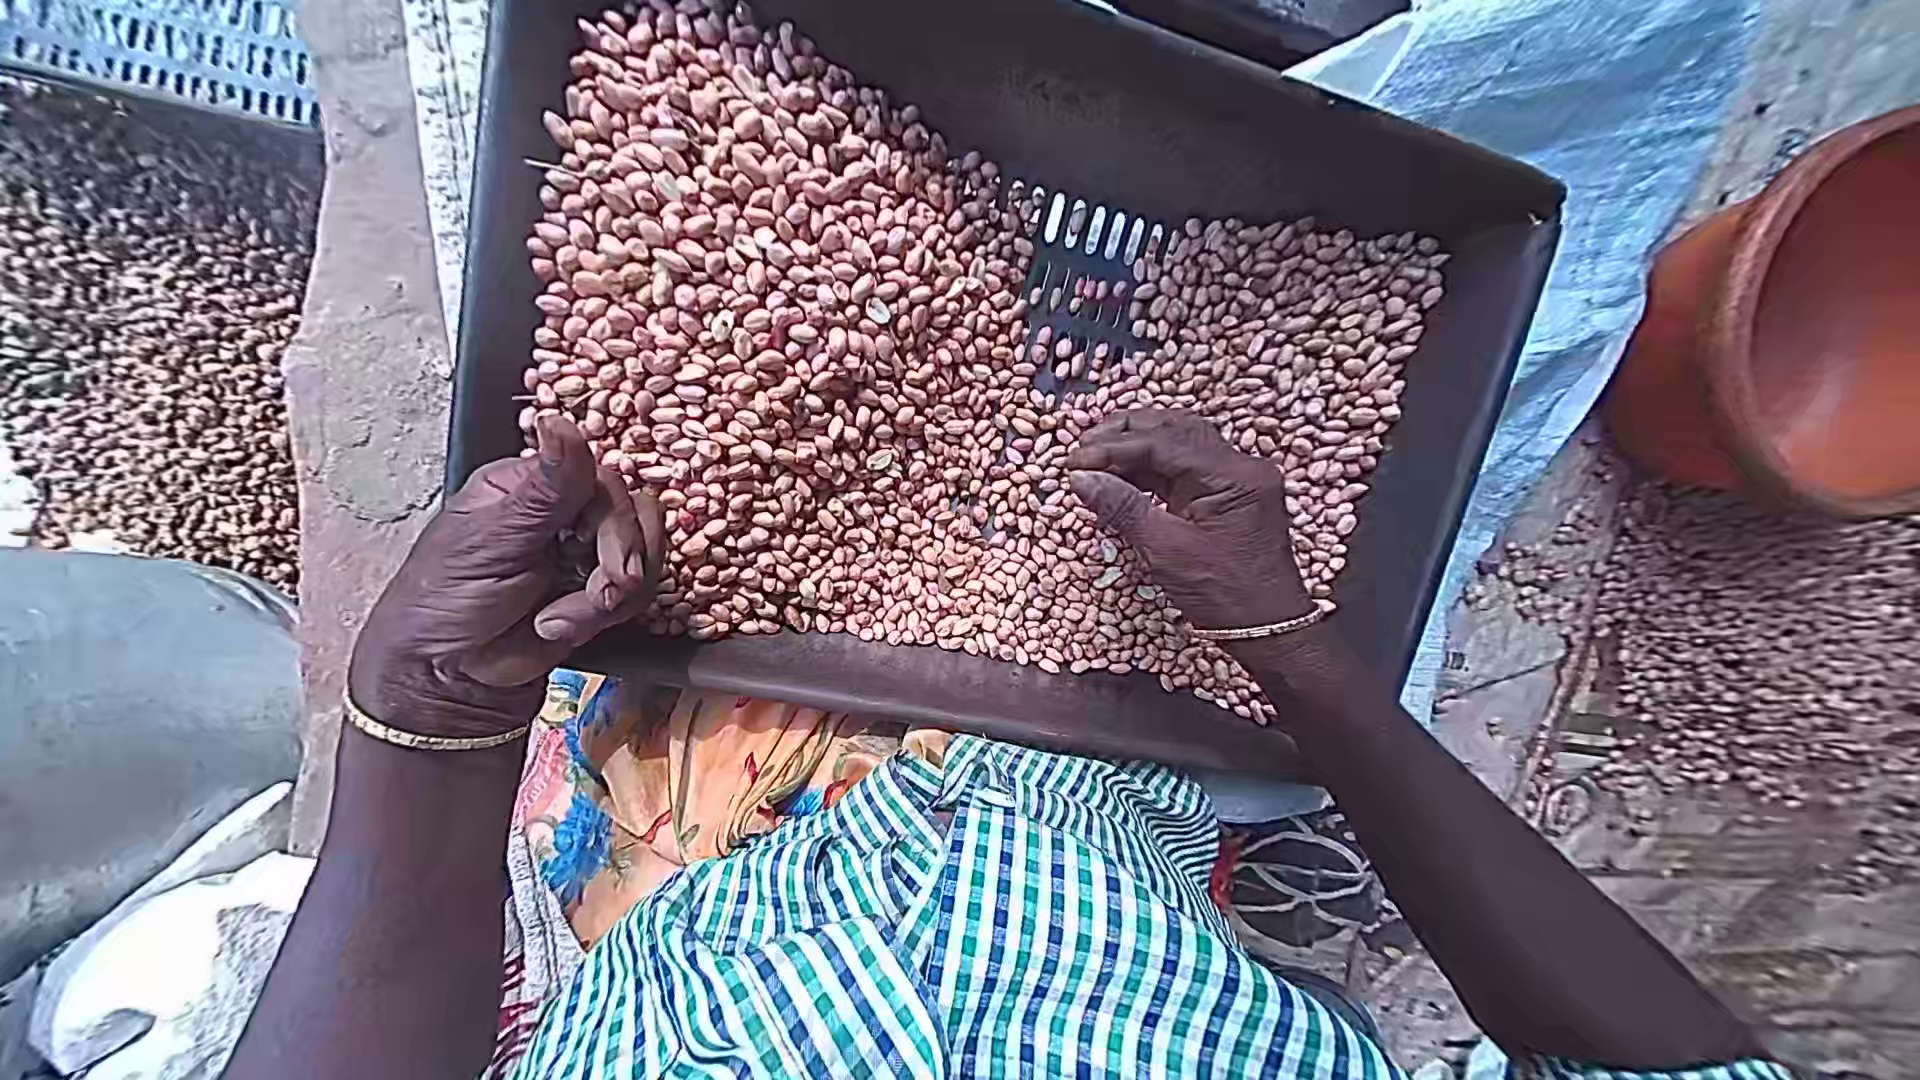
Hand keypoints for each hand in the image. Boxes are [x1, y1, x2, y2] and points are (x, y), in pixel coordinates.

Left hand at [347, 416, 663, 738]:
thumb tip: (562, 422)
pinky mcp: (605, 585)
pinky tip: (566, 624)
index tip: (602, 556)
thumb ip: (543, 488)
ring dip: (615, 591)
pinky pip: (645, 586)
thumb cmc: (446, 604)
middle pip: (636, 513)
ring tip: (565, 615)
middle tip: (599, 593)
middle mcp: (568, 511)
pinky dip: (611, 613)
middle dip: (620, 559)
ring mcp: (590, 549)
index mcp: (533, 485)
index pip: (604, 479)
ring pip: (648, 550)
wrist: (451, 679)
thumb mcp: (492, 542)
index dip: (613, 519)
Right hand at [1066, 408, 1313, 631]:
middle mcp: (1239, 465)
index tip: (1075, 461)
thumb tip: (1079, 478)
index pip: (1164, 442)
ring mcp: (1234, 477)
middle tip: (1082, 447)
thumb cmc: (1222, 594)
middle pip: (1174, 428)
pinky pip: (1181, 466)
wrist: (1265, 628)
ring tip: (1094, 456)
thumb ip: (1122, 506)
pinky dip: (1147, 467)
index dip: (1113, 448)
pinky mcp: (1224, 492)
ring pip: (1177, 441)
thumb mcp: (1164, 550)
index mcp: (1234, 476)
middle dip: (1123, 433)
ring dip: (1134, 445)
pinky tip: (1118, 474)